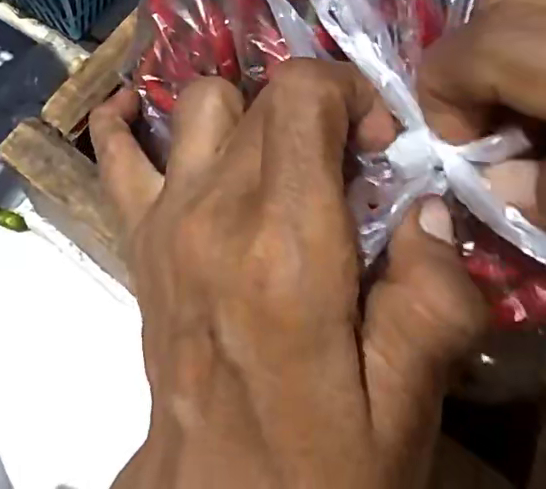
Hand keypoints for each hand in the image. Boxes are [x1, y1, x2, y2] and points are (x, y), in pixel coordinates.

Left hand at [93, 60, 483, 488]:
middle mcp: (214, 208)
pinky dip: (121, 120)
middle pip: (259, 97)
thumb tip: (424, 207)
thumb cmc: (322, 462)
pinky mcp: (135, 229)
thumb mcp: (409, 403)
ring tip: (277, 151)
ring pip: (197, 102)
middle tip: (349, 160)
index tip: (383, 142)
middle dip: (316, 108)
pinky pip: (112, 151)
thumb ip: (433, 298)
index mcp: (286, 244)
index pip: (301, 98)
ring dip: (244, 109)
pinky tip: (135, 111)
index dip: (350, 94)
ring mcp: (164, 212)